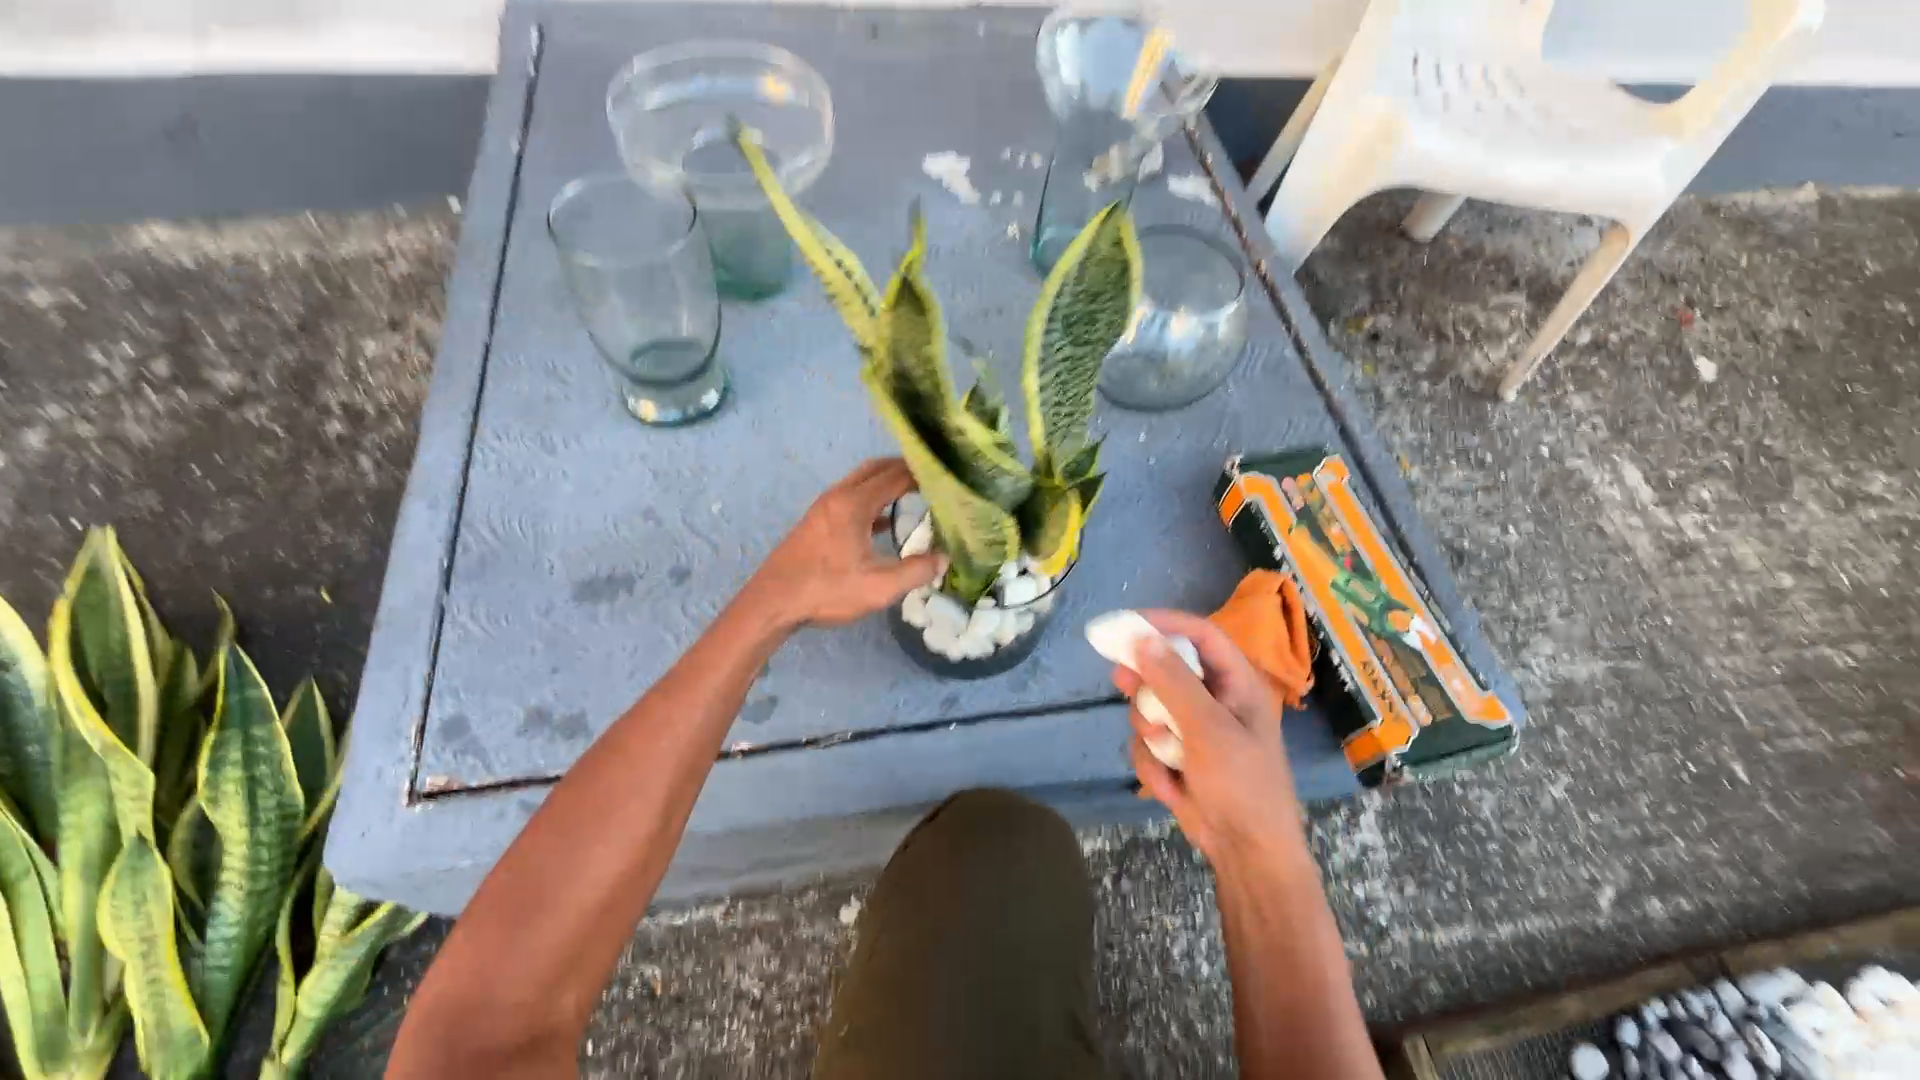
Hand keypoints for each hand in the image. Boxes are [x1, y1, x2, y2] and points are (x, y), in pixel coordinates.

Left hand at [747, 458, 946, 628]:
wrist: (773, 602)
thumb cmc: (826, 591)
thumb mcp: (879, 588)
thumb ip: (916, 571)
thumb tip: (945, 558)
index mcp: (854, 503)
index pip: (897, 475)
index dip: (924, 474)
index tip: (949, 479)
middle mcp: (839, 495)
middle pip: (877, 468)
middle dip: (906, 469)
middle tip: (934, 480)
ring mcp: (825, 506)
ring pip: (862, 481)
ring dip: (887, 482)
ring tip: (916, 495)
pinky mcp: (818, 520)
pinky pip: (852, 497)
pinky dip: (873, 499)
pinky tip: (886, 521)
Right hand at [1112, 611, 1300, 865]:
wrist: (1245, 851)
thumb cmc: (1240, 783)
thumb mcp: (1207, 727)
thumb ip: (1172, 681)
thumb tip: (1140, 638)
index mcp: (1237, 683)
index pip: (1199, 634)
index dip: (1164, 624)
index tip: (1125, 625)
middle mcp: (1215, 698)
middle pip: (1167, 669)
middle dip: (1147, 686)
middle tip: (1120, 681)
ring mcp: (1194, 728)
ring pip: (1150, 708)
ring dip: (1151, 734)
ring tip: (1168, 756)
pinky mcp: (1177, 754)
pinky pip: (1146, 742)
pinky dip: (1153, 764)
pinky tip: (1171, 786)